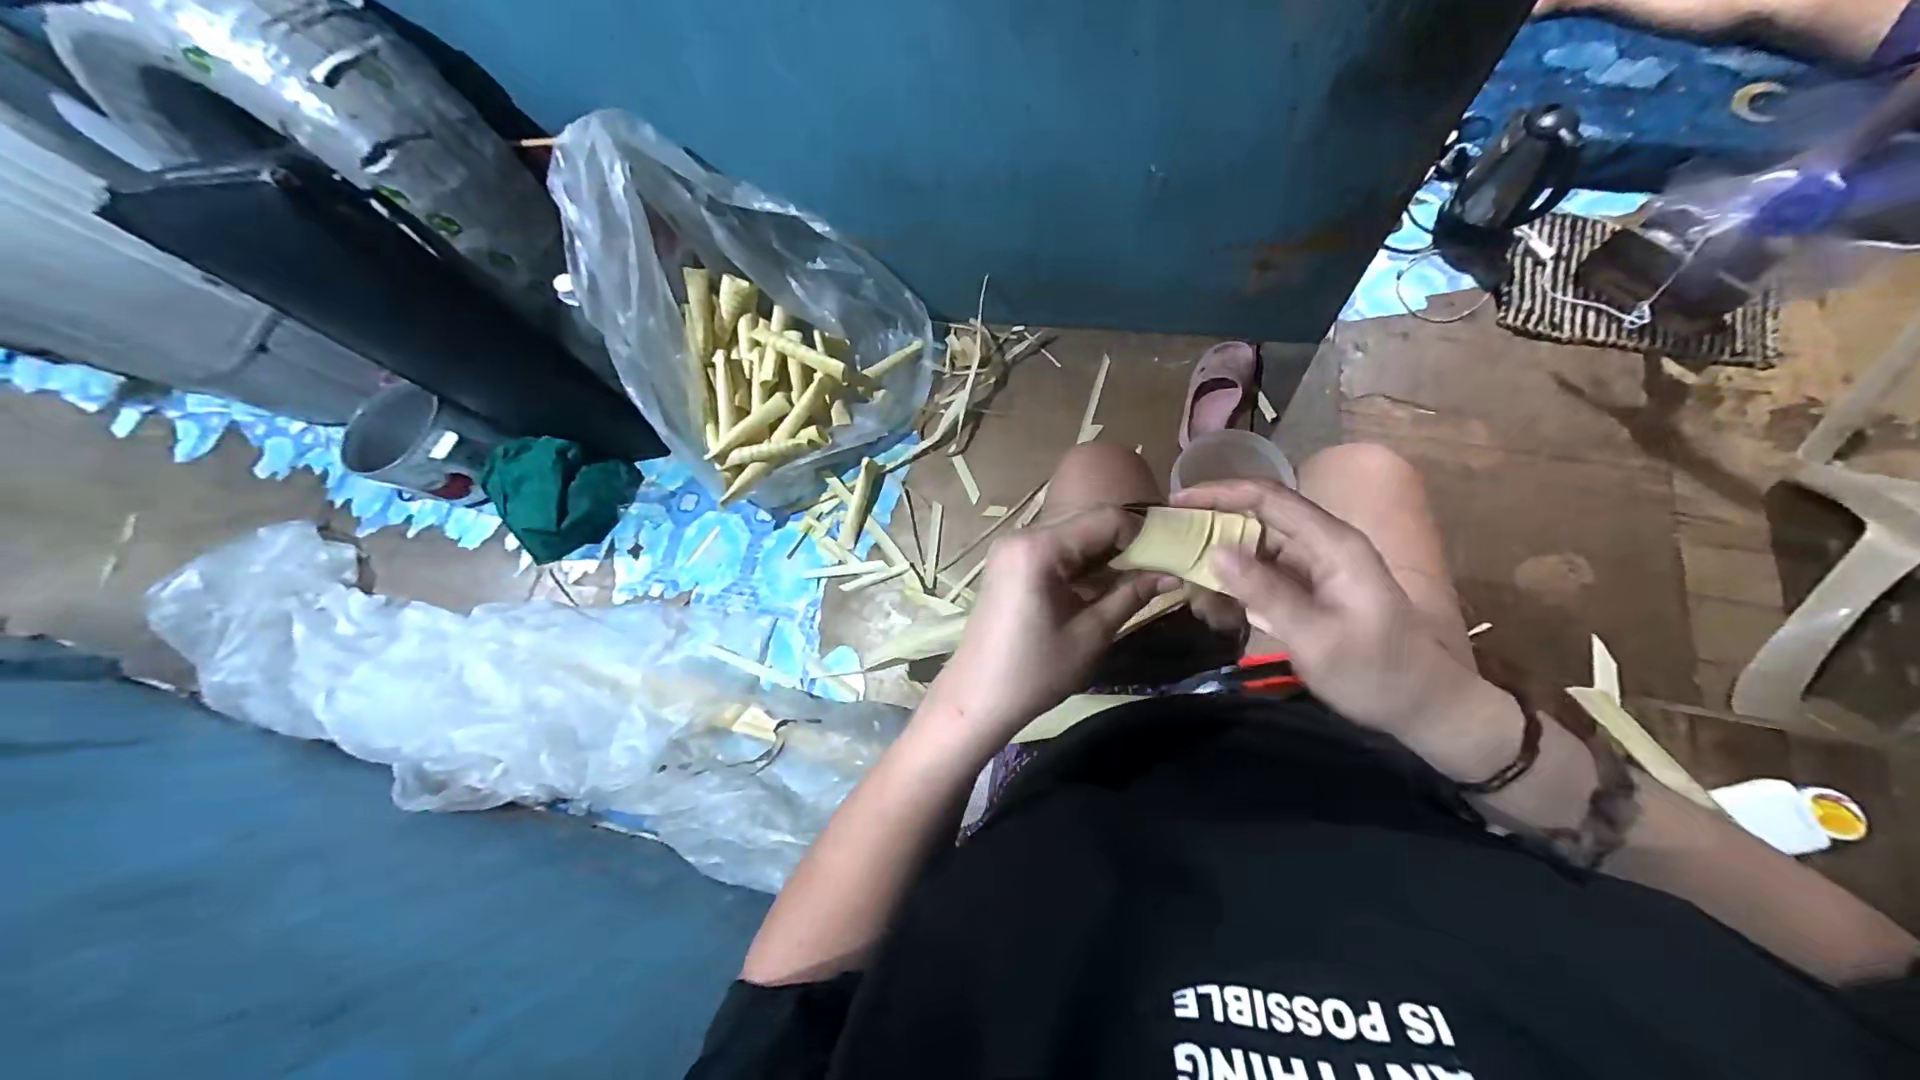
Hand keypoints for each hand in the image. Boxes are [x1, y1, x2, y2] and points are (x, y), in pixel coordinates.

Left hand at [925, 506, 1177, 742]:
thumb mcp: (1091, 634)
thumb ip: (1132, 595)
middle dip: (1126, 542)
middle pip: (1088, 521)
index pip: (1107, 518)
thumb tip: (1173, 574)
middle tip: (1159, 568)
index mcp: (1038, 547)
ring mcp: (1012, 546)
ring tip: (1137, 579)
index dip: (1143, 534)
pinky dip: (1082, 562)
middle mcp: (1022, 534)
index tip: (1170, 556)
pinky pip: (1055, 549)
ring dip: (1105, 553)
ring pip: (1073, 534)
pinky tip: (1103, 585)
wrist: (977, 697)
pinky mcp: (1009, 561)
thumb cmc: (1035, 672)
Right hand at [1170, 480, 1486, 741]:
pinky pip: (1259, 574)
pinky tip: (1218, 611)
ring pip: (1251, 548)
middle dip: (1211, 531)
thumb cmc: (1376, 673)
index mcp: (1333, 544)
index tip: (1176, 503)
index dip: (1220, 493)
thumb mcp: (1316, 638)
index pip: (1269, 499)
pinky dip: (1233, 587)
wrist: (1421, 707)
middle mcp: (1321, 545)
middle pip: (1255, 518)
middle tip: (1172, 553)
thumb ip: (1266, 593)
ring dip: (1219, 566)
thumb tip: (1216, 552)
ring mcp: (1313, 567)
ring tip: (1196, 597)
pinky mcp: (1306, 588)